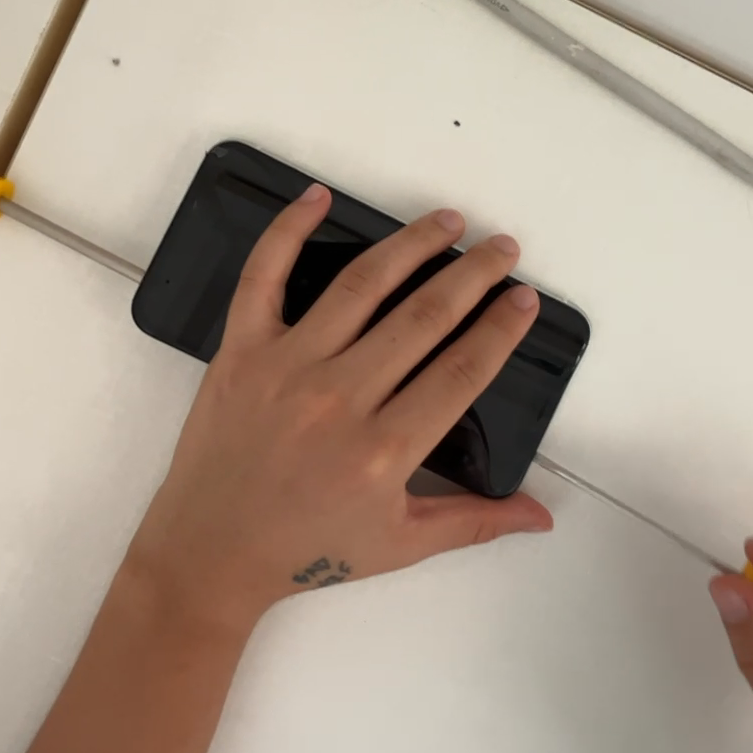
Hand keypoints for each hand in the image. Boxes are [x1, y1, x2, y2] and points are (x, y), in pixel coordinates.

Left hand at [122, 183, 554, 633]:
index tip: (523, 299)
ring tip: (447, 220)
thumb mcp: (399, 544)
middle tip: (501, 247)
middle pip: (423, 318)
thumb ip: (475, 521)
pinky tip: (317, 199)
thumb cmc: (307, 551)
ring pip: (360, 286)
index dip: (500, 330)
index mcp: (384, 450)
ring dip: (411, 245)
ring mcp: (287, 366)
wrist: (210, 553)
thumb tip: (543, 516)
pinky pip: (263, 276)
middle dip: (473, 275)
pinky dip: (288, 232)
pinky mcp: (242, 349)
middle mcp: (340, 399)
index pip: (462, 372)